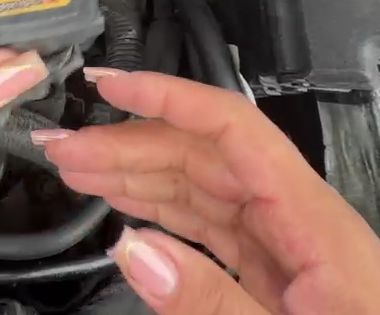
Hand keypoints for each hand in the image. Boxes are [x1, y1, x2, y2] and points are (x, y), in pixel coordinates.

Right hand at [36, 70, 379, 314]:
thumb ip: (212, 303)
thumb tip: (130, 248)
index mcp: (316, 222)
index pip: (233, 128)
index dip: (168, 97)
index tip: (109, 87)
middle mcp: (298, 220)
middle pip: (202, 155)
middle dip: (128, 144)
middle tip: (63, 148)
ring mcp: (286, 249)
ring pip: (197, 187)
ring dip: (133, 174)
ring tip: (76, 169)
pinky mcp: (276, 278)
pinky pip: (207, 226)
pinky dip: (158, 212)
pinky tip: (122, 207)